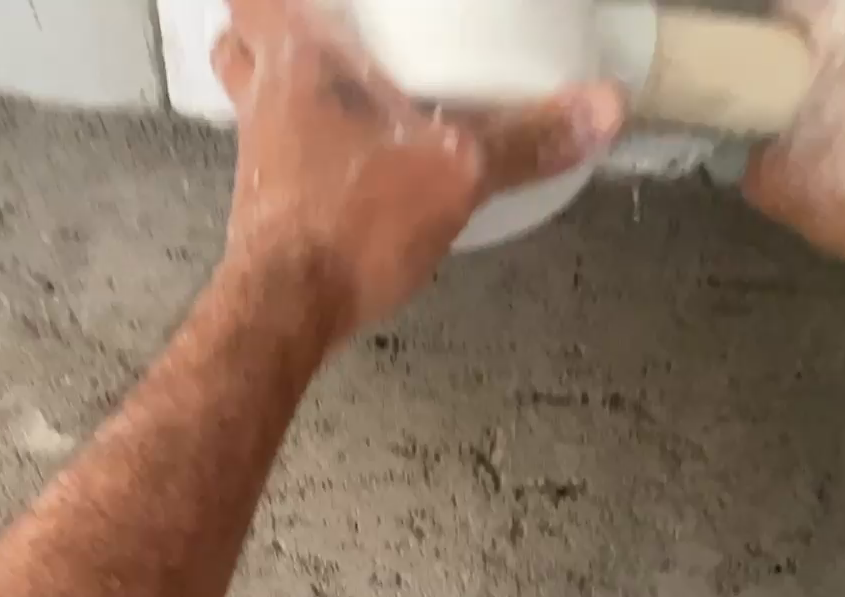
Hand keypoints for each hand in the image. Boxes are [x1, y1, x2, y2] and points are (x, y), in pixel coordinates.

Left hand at [213, 0, 625, 336]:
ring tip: (333, 101)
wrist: (288, 315)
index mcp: (298, 65)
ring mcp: (253, 166)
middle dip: (263, 34)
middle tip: (319, 36)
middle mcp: (262, 108)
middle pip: (237, 47)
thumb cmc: (355, 225)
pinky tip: (338, 177)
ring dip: (276, 99)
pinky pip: (269, 168)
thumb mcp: (453, 176)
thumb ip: (523, 143)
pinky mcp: (259, 218)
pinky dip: (293, 160)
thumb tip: (607, 108)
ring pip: (251, 112)